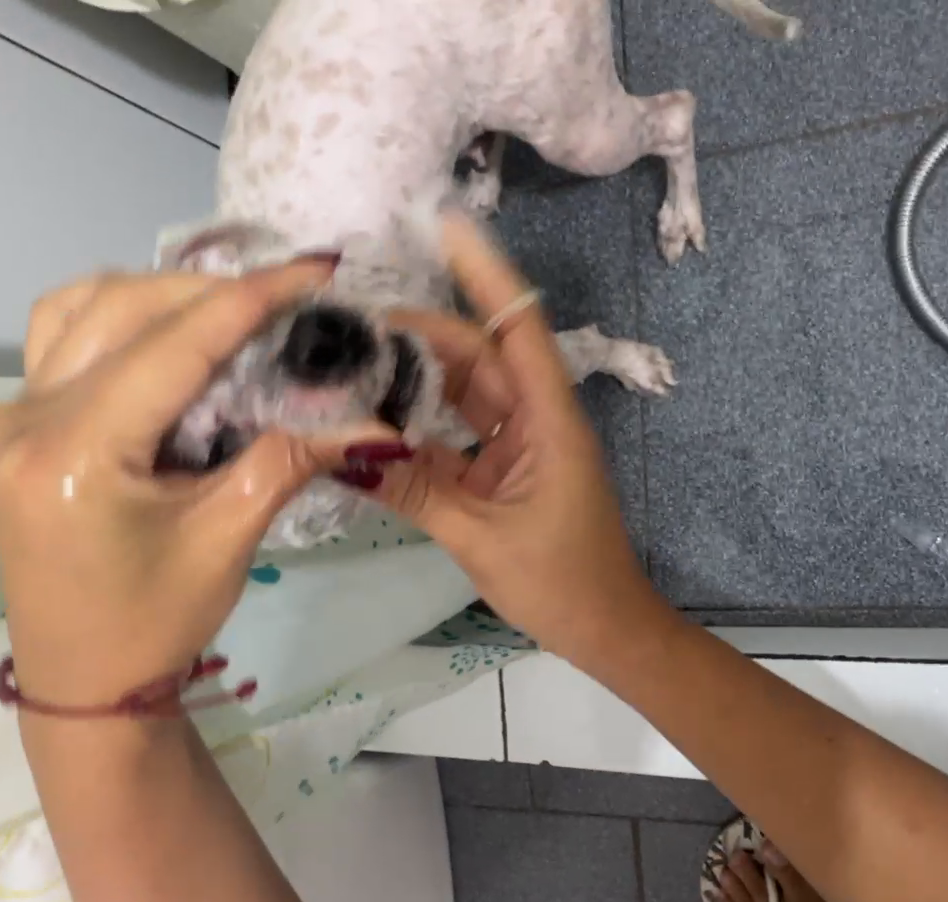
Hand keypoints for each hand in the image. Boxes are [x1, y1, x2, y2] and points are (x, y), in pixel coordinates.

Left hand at [0, 261, 398, 709]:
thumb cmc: (156, 622)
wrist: (84, 681)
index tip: (315, 270)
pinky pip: (63, 340)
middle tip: (288, 296)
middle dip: (213, 290)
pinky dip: (121, 319)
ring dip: (162, 295)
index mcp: (76, 452)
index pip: (175, 346)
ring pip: (82, 310)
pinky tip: (168, 335)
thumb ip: (289, 463)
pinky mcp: (14, 427)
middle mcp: (25, 418)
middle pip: (122, 308)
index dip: (251, 298)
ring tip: (233, 306)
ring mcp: (8, 418)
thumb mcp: (229, 541)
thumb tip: (373, 424)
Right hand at [371, 214, 672, 663]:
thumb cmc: (561, 584)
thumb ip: (413, 491)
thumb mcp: (480, 537)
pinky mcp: (509, 475)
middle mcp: (538, 421)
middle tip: (354, 326)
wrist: (607, 630)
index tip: (445, 226)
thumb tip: (341, 453)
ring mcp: (524, 448)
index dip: (486, 274)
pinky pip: (463, 437)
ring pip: (469, 396)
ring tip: (354, 367)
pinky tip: (378, 427)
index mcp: (550, 422)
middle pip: (482, 358)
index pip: (519, 329)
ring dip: (419, 382)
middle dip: (423, 338)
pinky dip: (424, 431)